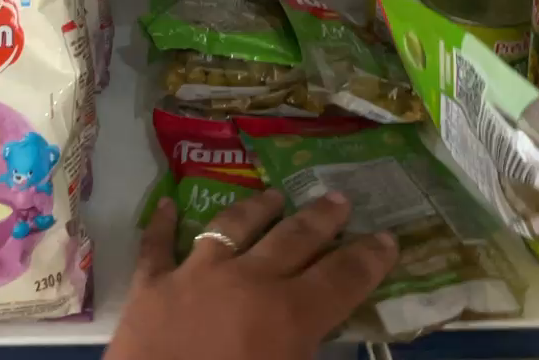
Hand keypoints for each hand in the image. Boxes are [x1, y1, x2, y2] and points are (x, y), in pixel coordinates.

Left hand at [105, 189, 398, 359]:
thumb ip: (313, 354)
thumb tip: (330, 340)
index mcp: (288, 317)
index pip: (340, 280)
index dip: (367, 259)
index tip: (386, 237)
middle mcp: (246, 281)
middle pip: (292, 240)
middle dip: (320, 219)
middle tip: (338, 198)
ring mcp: (195, 274)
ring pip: (231, 225)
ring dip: (255, 209)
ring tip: (272, 194)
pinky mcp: (152, 283)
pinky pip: (157, 244)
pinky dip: (162, 222)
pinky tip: (166, 203)